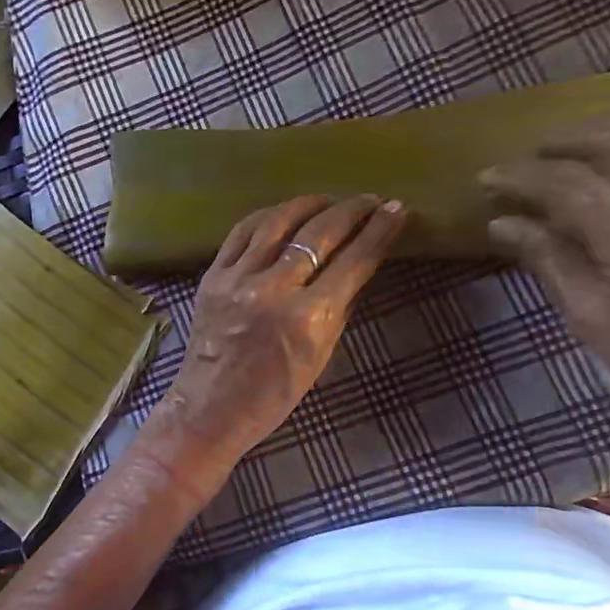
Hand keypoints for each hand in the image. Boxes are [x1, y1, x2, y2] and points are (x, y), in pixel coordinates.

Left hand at [151, 195, 407, 466]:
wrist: (211, 409)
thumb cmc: (274, 395)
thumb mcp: (321, 356)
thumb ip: (340, 307)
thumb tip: (358, 265)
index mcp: (308, 318)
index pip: (354, 261)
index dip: (380, 231)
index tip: (397, 210)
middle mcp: (273, 290)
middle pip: (319, 233)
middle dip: (352, 210)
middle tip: (371, 200)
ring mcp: (238, 279)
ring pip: (278, 222)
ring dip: (310, 204)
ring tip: (330, 201)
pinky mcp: (213, 276)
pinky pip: (242, 231)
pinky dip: (268, 215)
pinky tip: (284, 212)